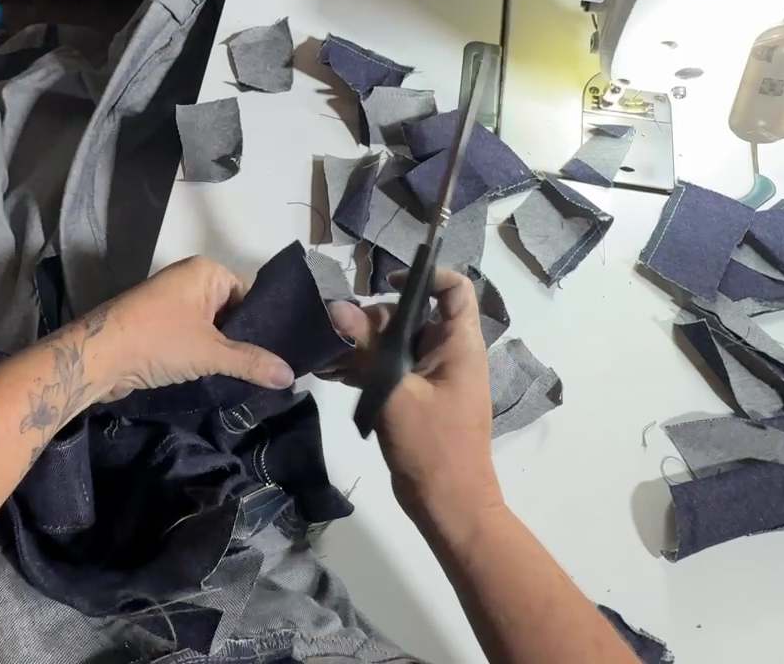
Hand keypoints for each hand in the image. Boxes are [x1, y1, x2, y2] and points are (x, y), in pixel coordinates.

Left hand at [77, 256, 295, 400]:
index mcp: (205, 272)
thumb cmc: (158, 340)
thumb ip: (251, 362)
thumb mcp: (211, 352)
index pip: (248, 294)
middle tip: (272, 370)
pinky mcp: (159, 326)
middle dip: (245, 340)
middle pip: (231, 312)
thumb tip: (290, 376)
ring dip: (224, 352)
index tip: (283, 351)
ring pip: (212, 328)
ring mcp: (172, 304)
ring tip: (254, 378)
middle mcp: (190, 281)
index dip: (263, 322)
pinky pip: (194, 338)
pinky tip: (223, 378)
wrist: (99, 358)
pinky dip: (205, 356)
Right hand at [325, 268, 503, 535]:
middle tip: (339, 333)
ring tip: (325, 354)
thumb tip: (338, 308)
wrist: (448, 507)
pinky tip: (330, 373)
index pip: (455, 290)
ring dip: (362, 346)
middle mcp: (448, 353)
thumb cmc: (433, 446)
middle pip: (412, 315)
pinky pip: (389, 367)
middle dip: (373, 319)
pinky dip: (364, 367)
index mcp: (458, 345)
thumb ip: (367, 347)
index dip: (426, 276)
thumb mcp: (395, 391)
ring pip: (395, 342)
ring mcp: (432, 376)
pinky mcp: (416, 396)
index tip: (389, 283)